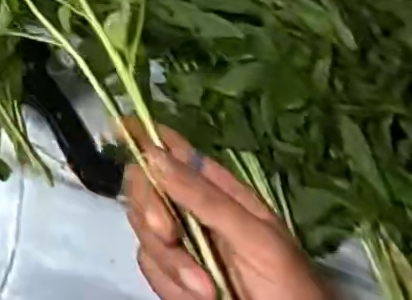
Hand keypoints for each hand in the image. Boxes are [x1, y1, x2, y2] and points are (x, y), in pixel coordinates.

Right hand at [123, 124, 326, 299]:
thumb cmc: (294, 292)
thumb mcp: (259, 241)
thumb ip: (205, 198)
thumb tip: (151, 154)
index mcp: (214, 188)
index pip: (169, 147)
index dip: (141, 133)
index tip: (117, 129)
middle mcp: (189, 207)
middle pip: (141, 183)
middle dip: (149, 208)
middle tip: (169, 234)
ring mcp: (179, 242)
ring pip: (140, 226)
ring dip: (168, 259)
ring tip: (207, 291)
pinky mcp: (171, 275)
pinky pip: (148, 264)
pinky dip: (170, 285)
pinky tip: (200, 299)